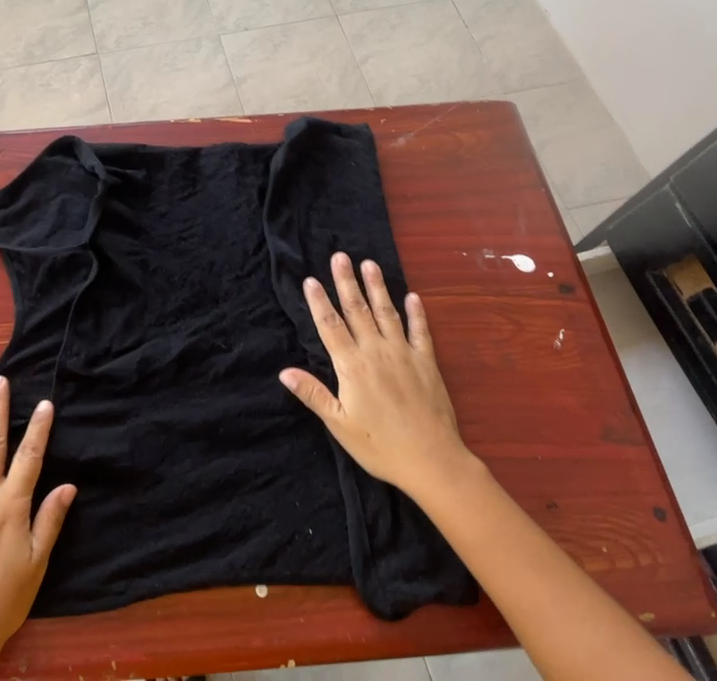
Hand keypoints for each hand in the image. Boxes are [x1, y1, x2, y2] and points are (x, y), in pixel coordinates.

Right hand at [279, 252, 477, 497]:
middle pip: (358, 311)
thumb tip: (284, 372)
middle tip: (339, 256)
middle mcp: (377, 353)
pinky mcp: (427, 363)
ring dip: (377, 288)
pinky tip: (412, 296)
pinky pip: (420, 331)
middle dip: (346, 282)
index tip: (310, 280)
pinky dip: (416, 313)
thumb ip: (313, 394)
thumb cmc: (380, 447)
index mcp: (352, 367)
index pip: (331, 327)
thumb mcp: (339, 424)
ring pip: (387, 313)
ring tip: (369, 264)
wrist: (432, 460)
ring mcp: (404, 355)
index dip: (319, 302)